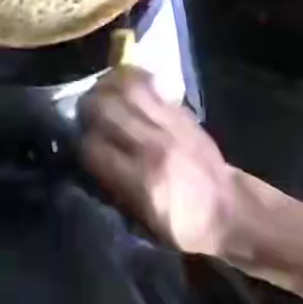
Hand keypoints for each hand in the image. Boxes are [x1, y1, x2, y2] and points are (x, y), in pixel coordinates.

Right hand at [78, 66, 244, 256]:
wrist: (228, 207)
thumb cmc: (183, 225)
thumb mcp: (144, 223)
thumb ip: (115, 190)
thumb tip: (87, 161)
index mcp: (143, 181)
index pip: (95, 149)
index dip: (79, 145)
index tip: (74, 144)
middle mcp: (154, 145)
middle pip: (107, 109)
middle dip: (86, 108)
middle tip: (80, 112)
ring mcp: (170, 123)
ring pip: (129, 87)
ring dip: (107, 85)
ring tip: (98, 91)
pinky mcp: (181, 111)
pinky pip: (151, 83)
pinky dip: (131, 78)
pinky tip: (121, 83)